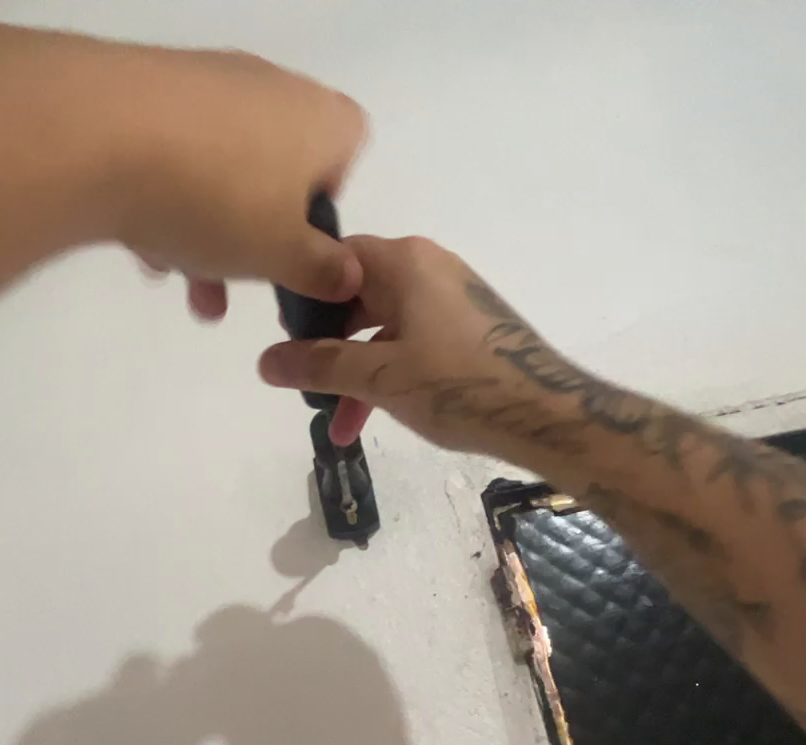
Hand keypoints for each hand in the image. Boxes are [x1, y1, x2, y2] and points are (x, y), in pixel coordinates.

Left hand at [85, 39, 366, 319]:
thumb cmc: (220, 200)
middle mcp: (269, 89)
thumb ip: (323, 272)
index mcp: (319, 120)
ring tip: (190, 287)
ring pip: (224, 172)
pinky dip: (170, 202)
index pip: (350, 144)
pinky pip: (175, 157)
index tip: (302, 240)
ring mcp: (206, 85)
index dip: (330, 199)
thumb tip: (349, 275)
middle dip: (262, 236)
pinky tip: (147, 244)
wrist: (97, 134)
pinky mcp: (148, 92)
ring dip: (213, 235)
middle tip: (244, 279)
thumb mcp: (283, 257)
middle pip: (279, 170)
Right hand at [256, 236, 605, 460]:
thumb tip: (263, 362)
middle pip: (357, 296)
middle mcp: (428, 268)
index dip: (302, 296)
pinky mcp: (467, 328)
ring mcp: (451, 299)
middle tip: (303, 381)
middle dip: (327, 346)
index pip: (334, 260)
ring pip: (383, 328)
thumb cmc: (455, 384)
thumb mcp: (378, 376)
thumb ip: (318, 366)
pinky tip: (377, 414)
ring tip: (339, 423)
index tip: (281, 337)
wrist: (542, 413)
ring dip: (357, 373)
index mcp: (404, 262)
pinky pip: (411, 342)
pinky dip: (389, 373)